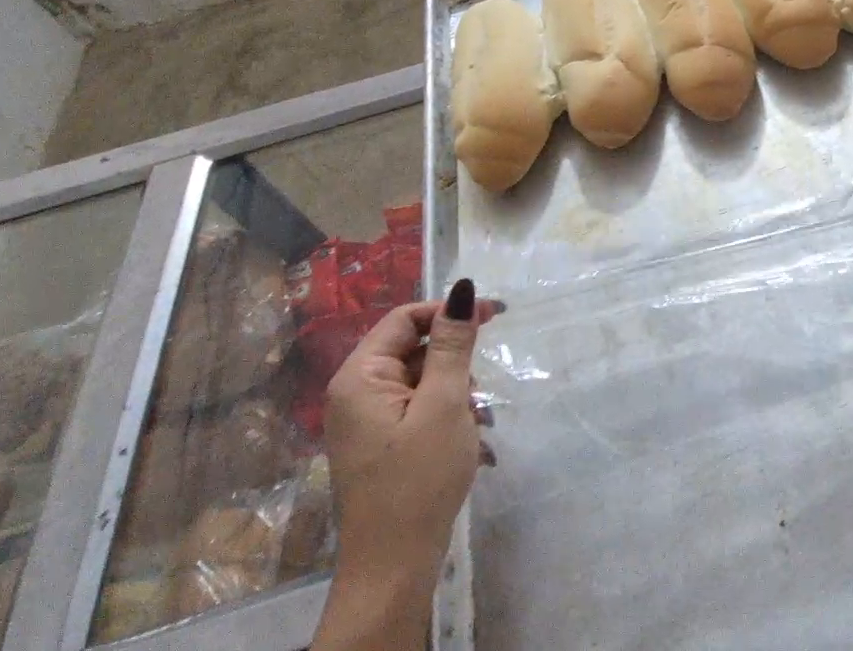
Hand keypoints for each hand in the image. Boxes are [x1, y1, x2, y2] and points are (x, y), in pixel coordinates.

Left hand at [317, 289, 495, 647]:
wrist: (394, 563)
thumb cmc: (419, 478)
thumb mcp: (444, 404)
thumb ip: (452, 346)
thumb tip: (462, 289)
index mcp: (360, 377)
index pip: (405, 319)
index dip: (449, 310)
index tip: (497, 315)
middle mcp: (355, 393)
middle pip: (412, 348)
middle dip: (455, 359)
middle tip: (484, 385)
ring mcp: (366, 420)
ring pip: (420, 379)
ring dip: (455, 389)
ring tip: (478, 419)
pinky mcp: (381, 443)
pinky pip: (418, 407)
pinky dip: (447, 412)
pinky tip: (469, 437)